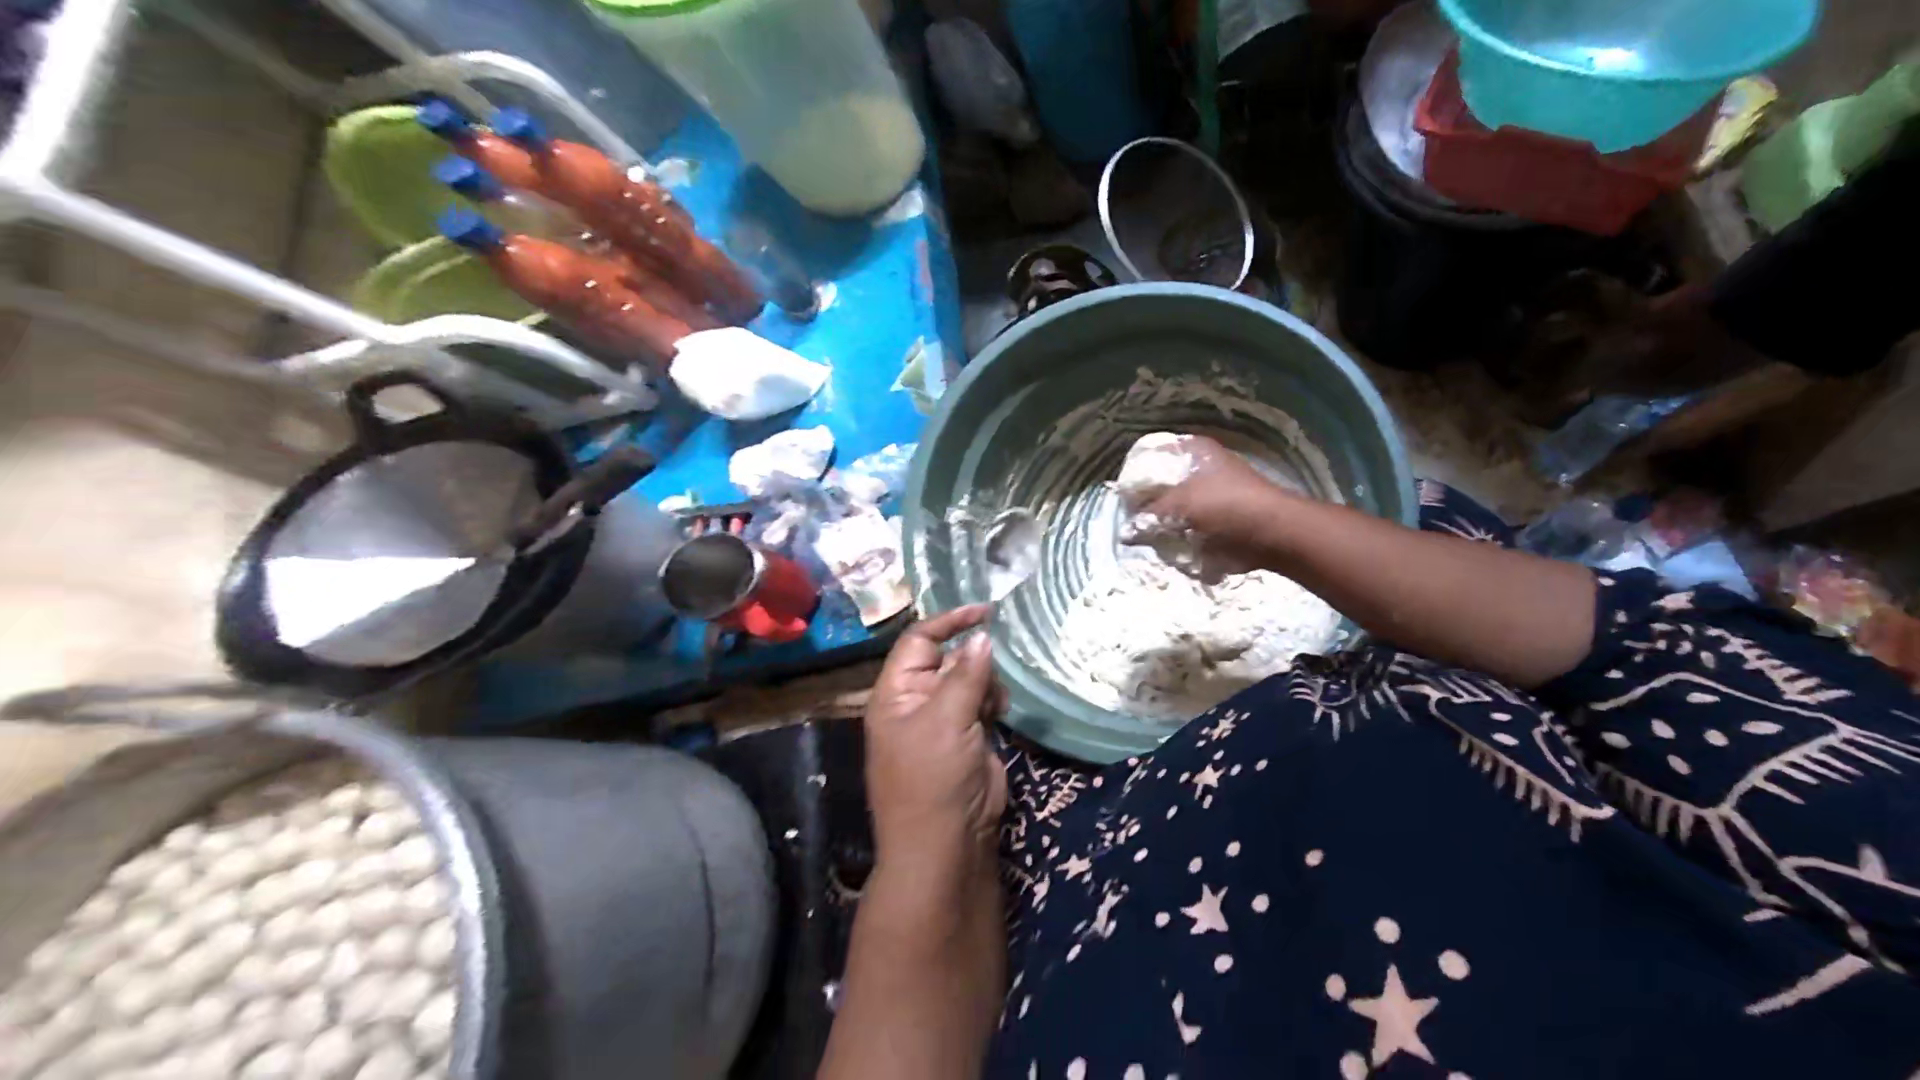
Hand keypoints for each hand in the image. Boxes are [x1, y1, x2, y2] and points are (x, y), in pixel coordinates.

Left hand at [864, 605, 1008, 875]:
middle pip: (947, 659)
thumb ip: (966, 675)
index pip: (919, 641)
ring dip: (987, 683)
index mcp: (896, 693)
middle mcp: (916, 701)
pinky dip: (993, 701)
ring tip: (994, 704)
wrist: (947, 844)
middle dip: (973, 659)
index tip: (985, 611)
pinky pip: (982, 704)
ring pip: (970, 680)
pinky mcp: (967, 738)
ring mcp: (943, 720)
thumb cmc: (933, 778)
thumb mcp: (946, 721)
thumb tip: (983, 637)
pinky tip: (1000, 712)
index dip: (949, 623)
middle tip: (994, 672)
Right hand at [1122, 434, 1292, 573]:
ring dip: (1169, 524)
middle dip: (1152, 505)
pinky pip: (1196, 526)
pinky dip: (1187, 537)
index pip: (1153, 455)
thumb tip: (1126, 531)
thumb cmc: (1223, 508)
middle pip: (1166, 483)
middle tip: (1136, 520)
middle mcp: (1206, 465)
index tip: (1124, 495)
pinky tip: (1178, 547)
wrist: (1274, 534)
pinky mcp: (1227, 516)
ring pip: (1180, 507)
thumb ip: (1146, 518)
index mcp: (1194, 450)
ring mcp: (1218, 491)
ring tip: (1156, 538)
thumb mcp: (1175, 508)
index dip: (1137, 474)